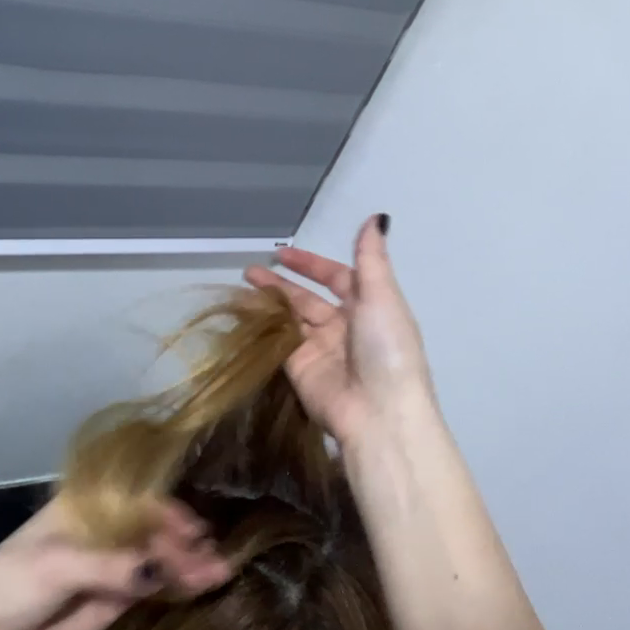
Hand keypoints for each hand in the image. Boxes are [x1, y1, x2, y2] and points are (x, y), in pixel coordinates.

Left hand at [0, 498, 229, 629]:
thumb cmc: (11, 584)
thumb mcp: (55, 567)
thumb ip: (108, 567)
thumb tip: (158, 570)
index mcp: (81, 505)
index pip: (133, 498)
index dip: (164, 510)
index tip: (190, 529)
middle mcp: (101, 528)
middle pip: (151, 526)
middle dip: (182, 538)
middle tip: (210, 558)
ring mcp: (111, 562)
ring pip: (157, 555)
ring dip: (188, 560)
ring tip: (218, 572)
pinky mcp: (116, 597)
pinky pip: (153, 584)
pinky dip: (178, 582)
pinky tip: (203, 583)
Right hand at [245, 215, 433, 445]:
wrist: (378, 413)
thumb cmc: (386, 349)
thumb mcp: (381, 297)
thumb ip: (370, 258)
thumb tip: (378, 216)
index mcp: (368, 307)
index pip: (336, 277)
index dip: (310, 263)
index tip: (281, 253)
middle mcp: (343, 325)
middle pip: (307, 297)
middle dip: (281, 283)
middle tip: (251, 271)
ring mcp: (319, 348)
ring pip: (290, 317)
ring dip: (270, 301)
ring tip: (243, 285)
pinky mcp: (299, 368)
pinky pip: (279, 340)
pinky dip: (264, 326)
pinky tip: (244, 311)